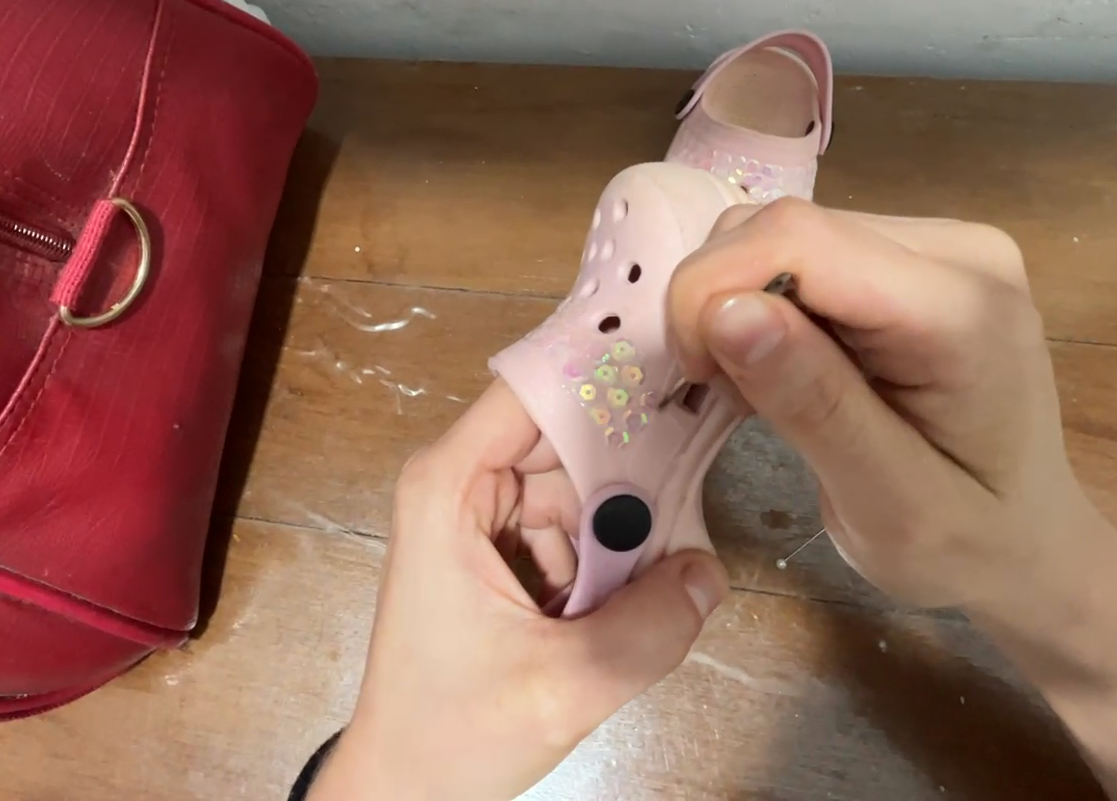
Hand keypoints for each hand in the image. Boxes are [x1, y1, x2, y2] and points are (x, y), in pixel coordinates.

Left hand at [311, 381, 727, 800]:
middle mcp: (463, 480)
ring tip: (668, 552)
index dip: (597, 371)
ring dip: (621, 519)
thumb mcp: (562, 685)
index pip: (529, 391)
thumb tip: (709, 572)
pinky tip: (632, 585)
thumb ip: (648, 627)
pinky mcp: (504, 543)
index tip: (671, 359)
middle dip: (627, 460)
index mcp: (450, 484)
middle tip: (698, 465)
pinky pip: (571, 522)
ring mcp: (484, 511)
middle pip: (561, 435)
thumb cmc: (453, 731)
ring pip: (576, 482)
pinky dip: (606, 549)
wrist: (407, 784)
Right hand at [666, 198, 1097, 615]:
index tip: (700, 377)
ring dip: (730, 300)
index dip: (715, 291)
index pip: (794, 241)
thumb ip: (813, 403)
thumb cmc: (968, 545)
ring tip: (753, 381)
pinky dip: (752, 298)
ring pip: (772, 231)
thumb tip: (724, 310)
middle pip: (778, 228)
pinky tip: (776, 357)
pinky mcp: (900, 252)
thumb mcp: (889, 505)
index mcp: (962, 306)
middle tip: (721, 387)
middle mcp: (952, 249)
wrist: (1028, 541)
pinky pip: (787, 248)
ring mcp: (928, 243)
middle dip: (717, 300)